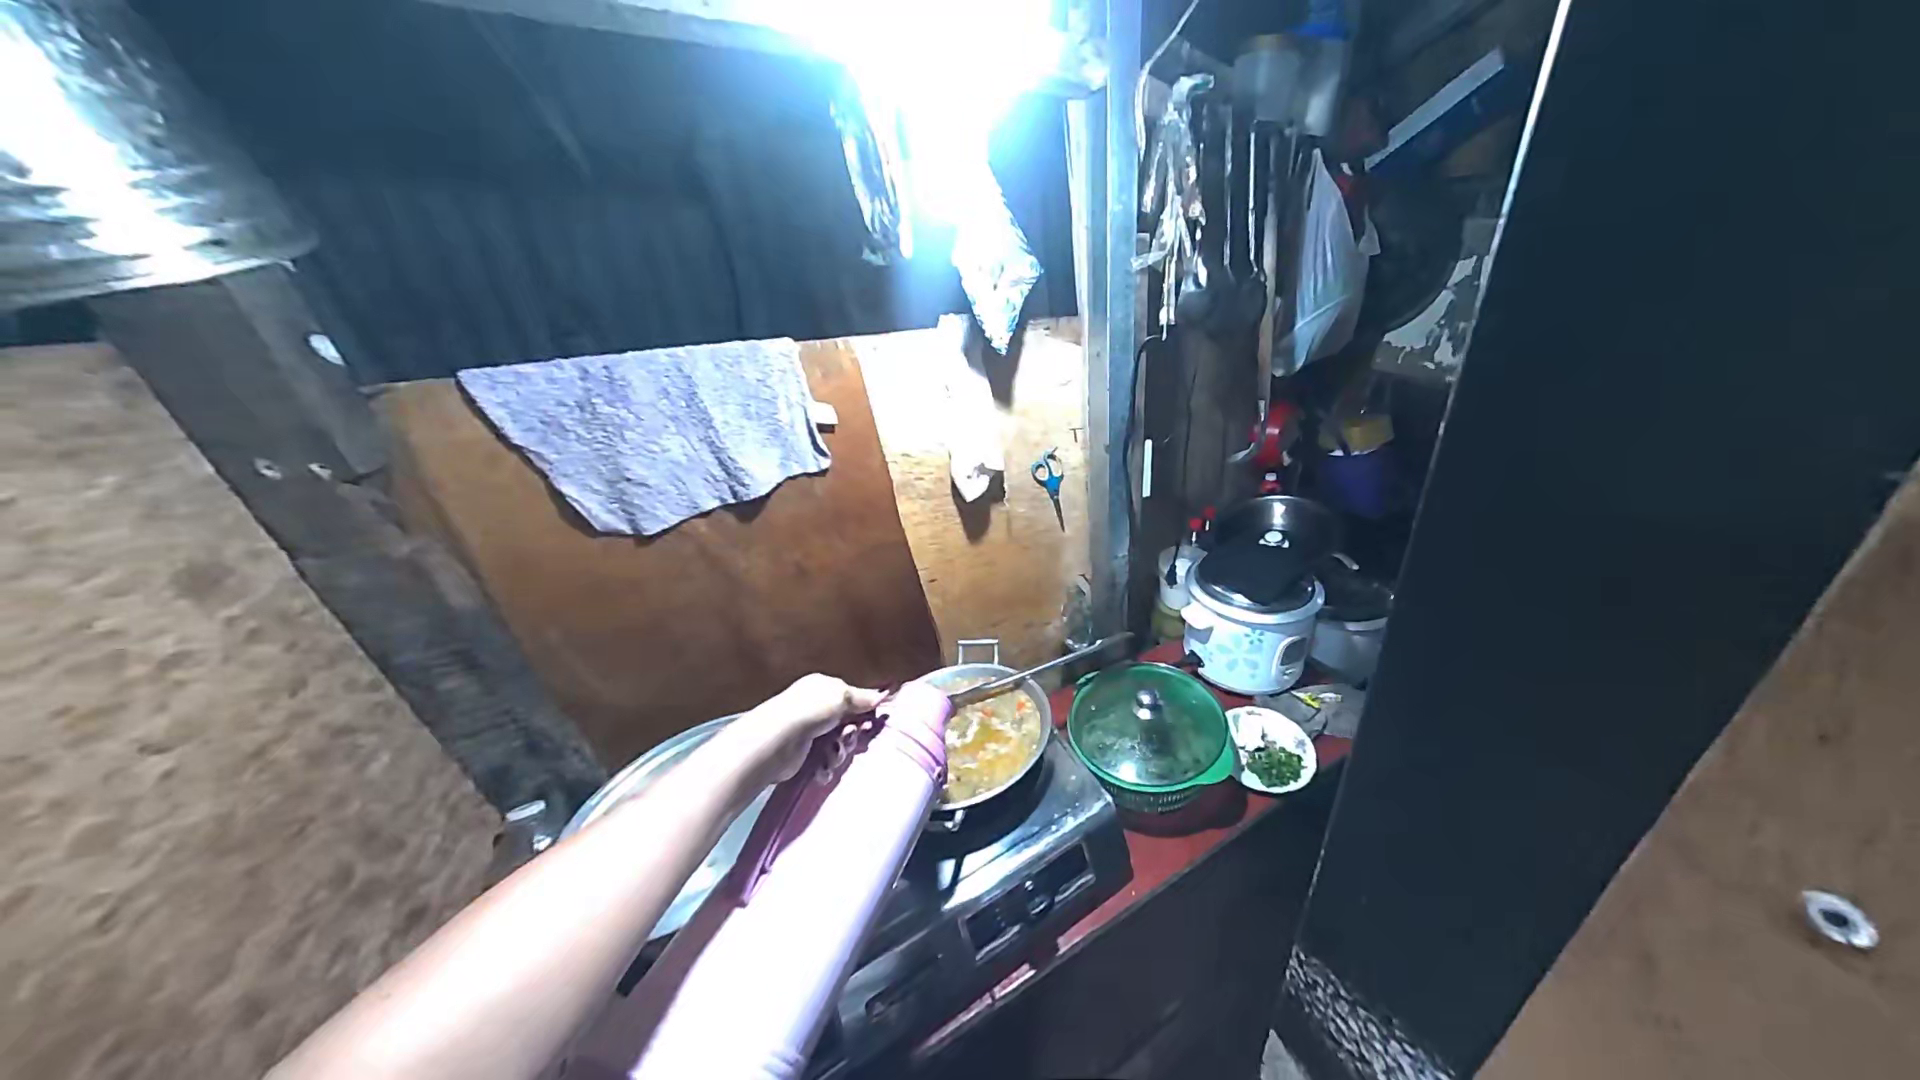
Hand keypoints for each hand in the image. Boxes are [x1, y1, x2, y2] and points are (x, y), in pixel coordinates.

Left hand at [739, 674, 885, 784]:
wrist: (774, 743)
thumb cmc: (809, 711)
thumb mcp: (840, 695)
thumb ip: (862, 697)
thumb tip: (882, 695)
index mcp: (823, 688)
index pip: (852, 697)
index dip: (864, 710)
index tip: (873, 721)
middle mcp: (815, 709)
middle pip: (847, 724)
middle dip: (851, 734)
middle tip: (847, 737)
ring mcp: (808, 733)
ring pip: (838, 746)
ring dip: (839, 752)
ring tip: (831, 752)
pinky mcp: (802, 757)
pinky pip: (825, 763)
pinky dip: (826, 767)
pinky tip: (821, 767)